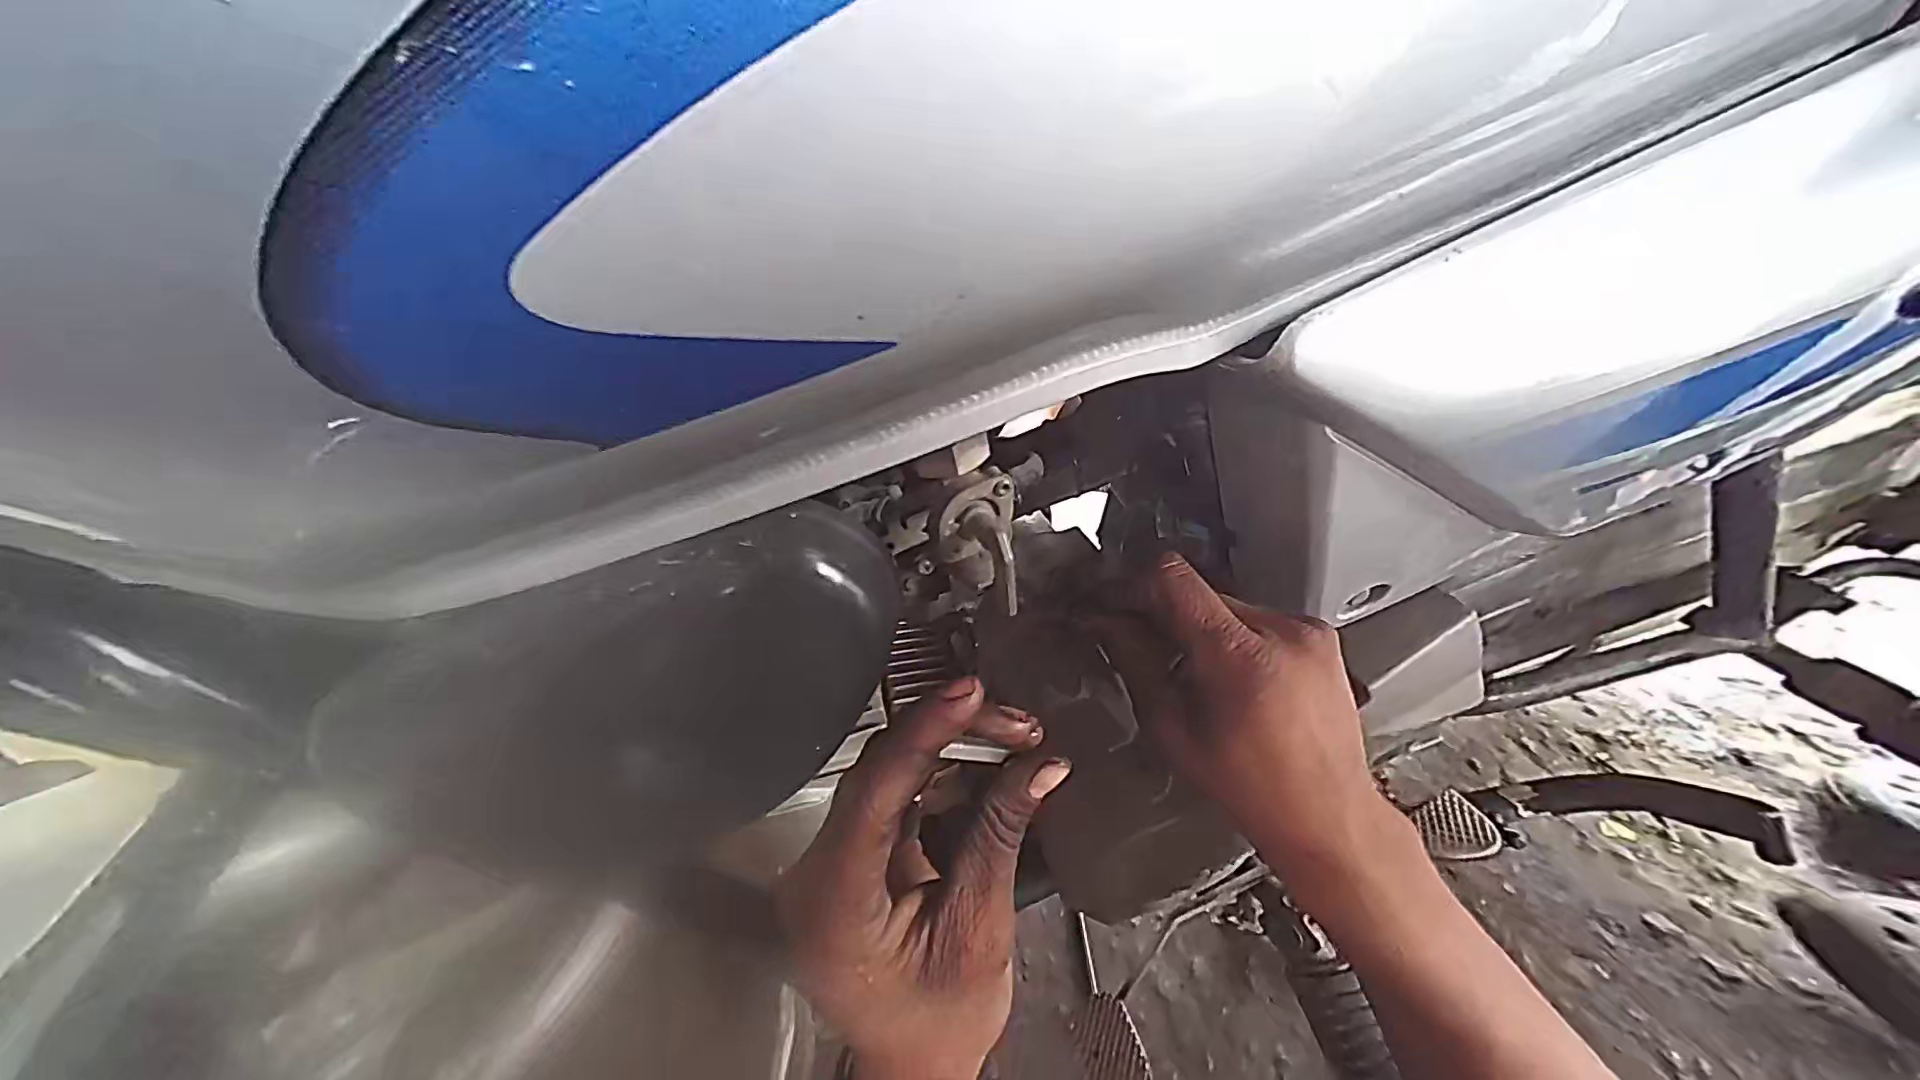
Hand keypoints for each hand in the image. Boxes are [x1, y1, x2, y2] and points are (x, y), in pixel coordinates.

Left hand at [774, 677, 1070, 1079]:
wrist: (914, 1061)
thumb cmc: (939, 1021)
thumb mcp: (979, 928)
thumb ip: (1001, 834)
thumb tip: (1040, 767)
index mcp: (835, 902)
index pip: (874, 790)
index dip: (923, 731)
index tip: (966, 694)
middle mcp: (819, 870)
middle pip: (881, 767)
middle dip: (949, 732)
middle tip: (1011, 720)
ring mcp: (833, 856)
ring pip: (889, 769)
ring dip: (951, 747)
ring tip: (1011, 736)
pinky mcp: (855, 847)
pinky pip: (897, 789)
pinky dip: (942, 770)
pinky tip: (984, 762)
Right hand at [1089, 554, 1399, 893]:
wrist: (1326, 814)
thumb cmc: (1256, 787)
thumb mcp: (1171, 726)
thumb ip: (1134, 661)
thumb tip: (1108, 625)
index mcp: (1238, 653)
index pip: (1173, 578)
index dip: (1132, 586)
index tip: (1115, 601)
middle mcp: (1281, 631)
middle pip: (1198, 591)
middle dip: (1161, 611)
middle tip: (1137, 636)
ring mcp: (1307, 632)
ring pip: (1225, 603)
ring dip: (1197, 625)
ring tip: (1189, 667)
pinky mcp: (1320, 638)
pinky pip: (1257, 618)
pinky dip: (1232, 636)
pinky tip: (1228, 674)